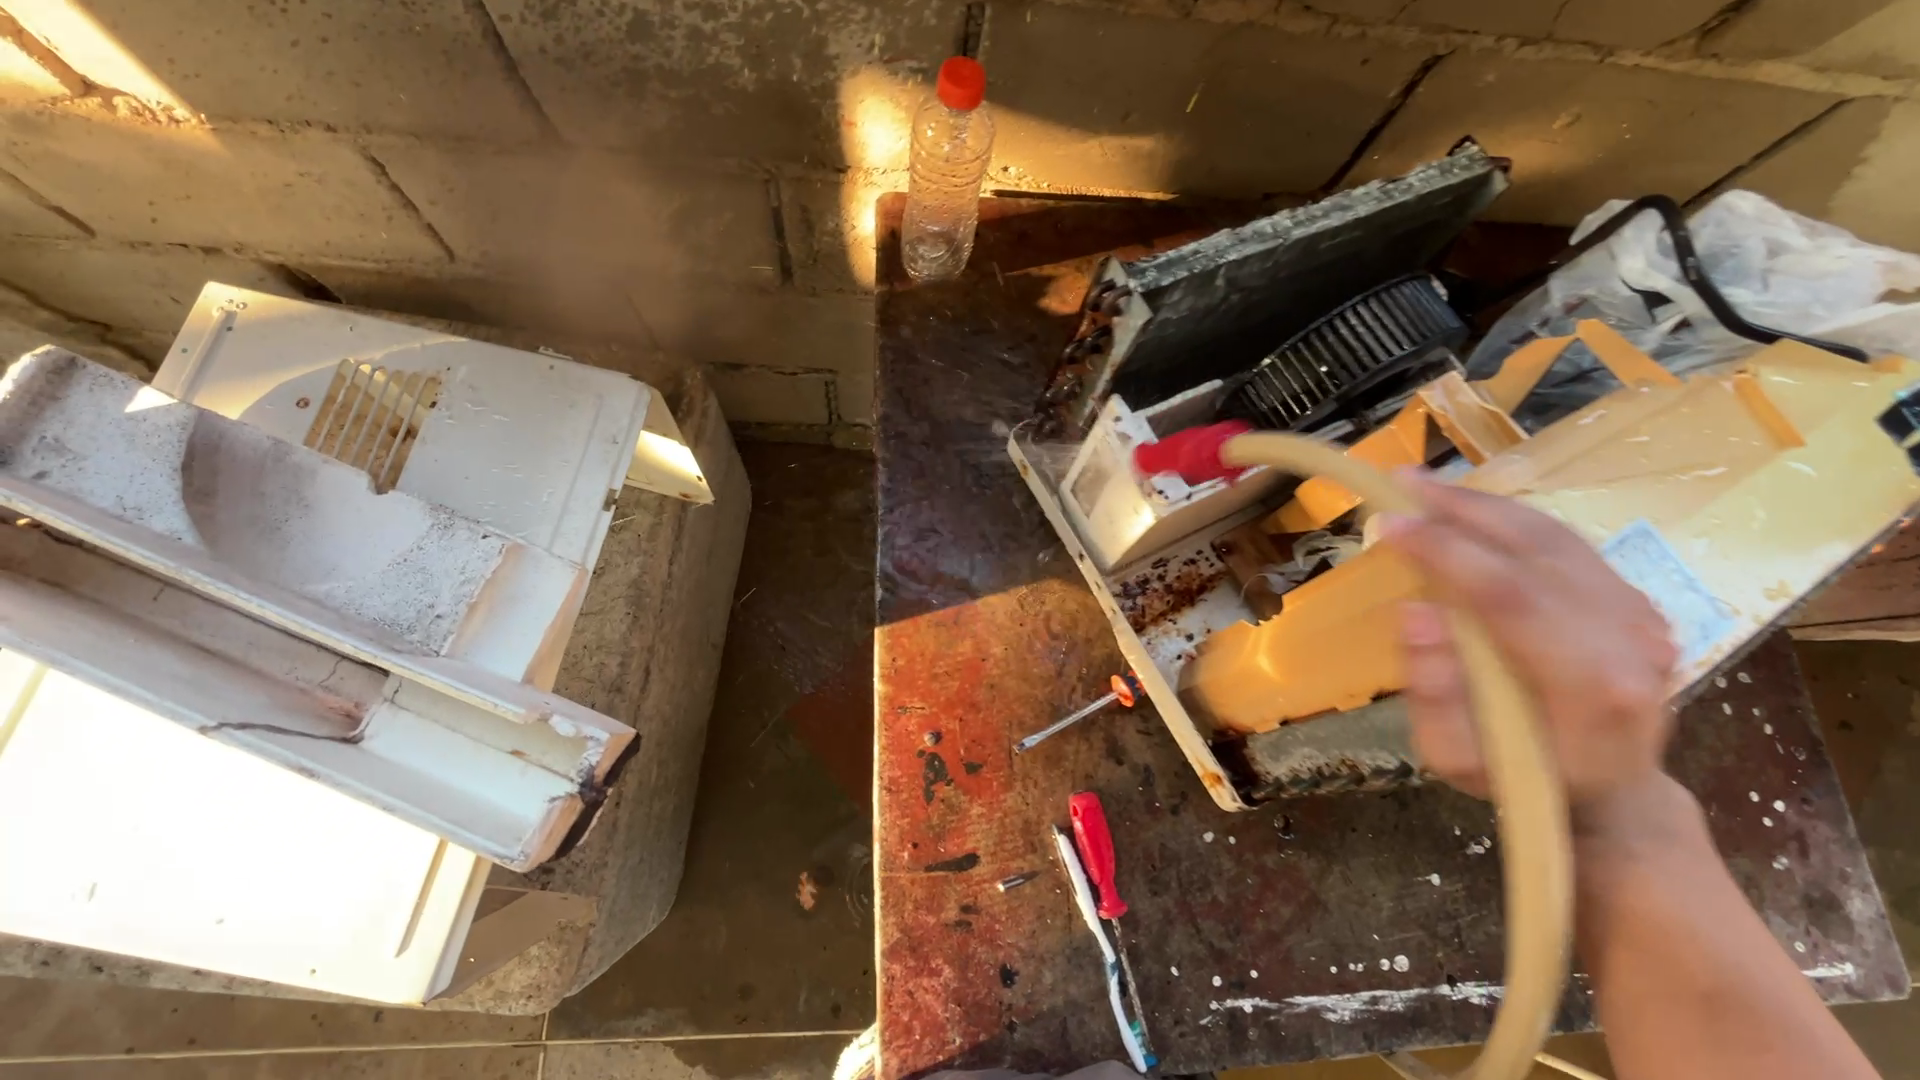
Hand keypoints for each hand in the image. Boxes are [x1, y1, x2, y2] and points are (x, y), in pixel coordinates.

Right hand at [1378, 470, 1678, 805]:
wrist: (1614, 791)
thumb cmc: (1525, 779)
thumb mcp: (1457, 761)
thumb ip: (1434, 694)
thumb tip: (1416, 611)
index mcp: (1591, 684)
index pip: (1511, 594)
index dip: (1445, 552)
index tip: (1388, 525)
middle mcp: (1631, 638)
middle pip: (1537, 550)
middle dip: (1462, 510)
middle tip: (1399, 483)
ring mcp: (1643, 616)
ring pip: (1556, 537)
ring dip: (1485, 505)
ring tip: (1426, 486)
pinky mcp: (1636, 602)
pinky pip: (1567, 546)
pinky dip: (1511, 521)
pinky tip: (1468, 512)